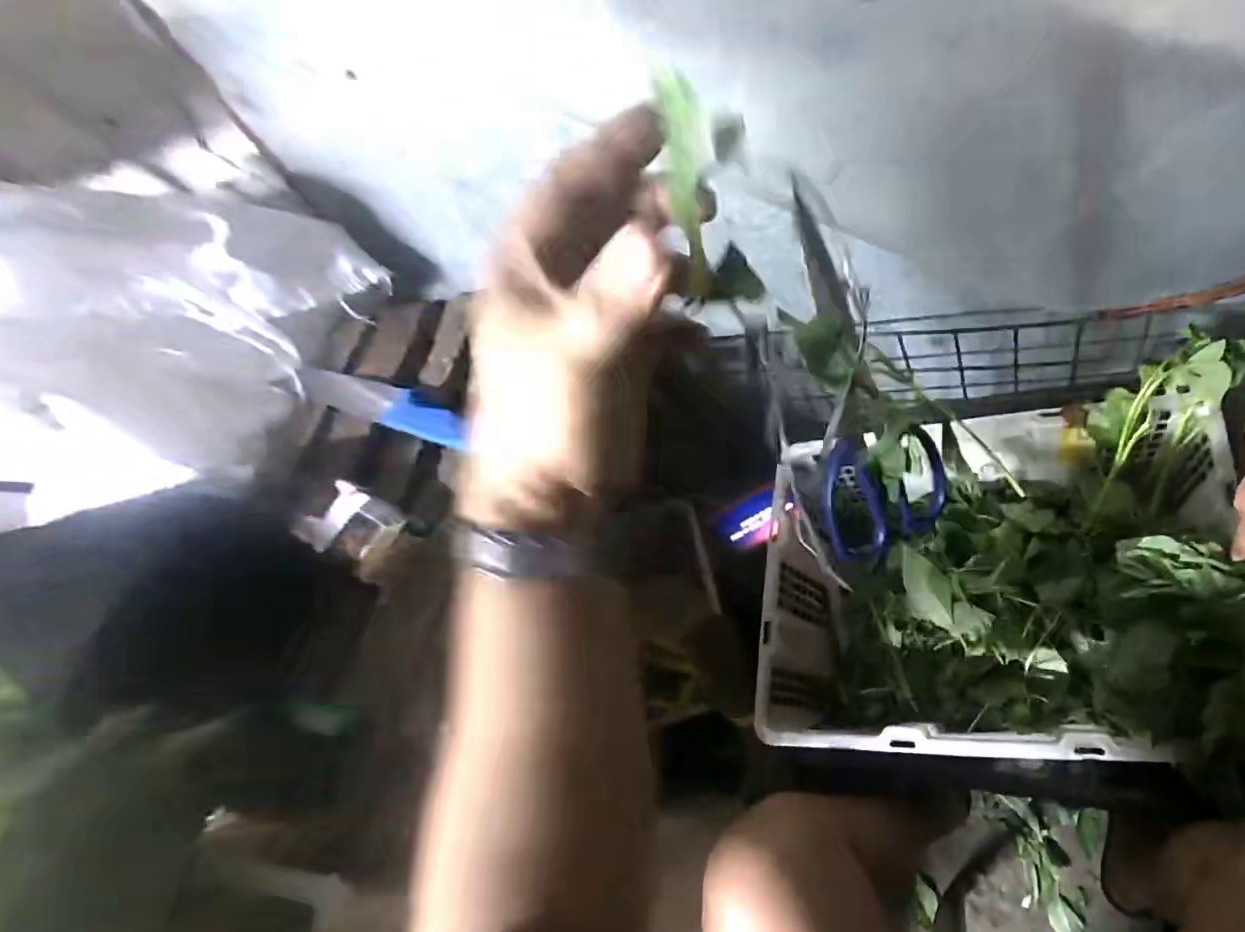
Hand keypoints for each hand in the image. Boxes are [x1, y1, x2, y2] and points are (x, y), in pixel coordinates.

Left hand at [459, 104, 705, 532]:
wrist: (551, 496)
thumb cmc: (550, 419)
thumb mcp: (580, 350)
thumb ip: (621, 291)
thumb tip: (664, 237)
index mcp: (531, 262)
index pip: (575, 183)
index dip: (617, 148)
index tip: (664, 121)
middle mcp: (561, 280)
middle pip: (613, 220)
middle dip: (659, 206)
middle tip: (707, 205)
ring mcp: (593, 317)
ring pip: (640, 267)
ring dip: (677, 261)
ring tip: (713, 264)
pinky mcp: (621, 353)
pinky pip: (658, 319)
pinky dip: (683, 320)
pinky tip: (703, 334)